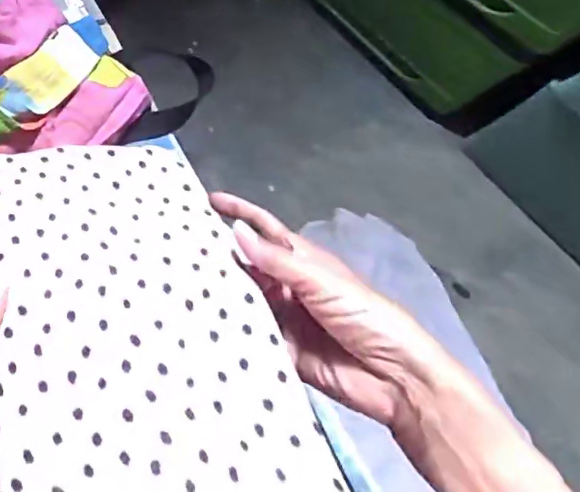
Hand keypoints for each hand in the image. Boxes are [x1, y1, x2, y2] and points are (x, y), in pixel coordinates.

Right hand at [212, 193, 570, 491]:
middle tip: (183, 248)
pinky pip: (253, 336)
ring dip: (224, 294)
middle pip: (248, 264)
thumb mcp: (320, 280)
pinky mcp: (284, 350)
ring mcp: (285, 316)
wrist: (397, 379)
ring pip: (246, 299)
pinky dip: (235, 331)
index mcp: (300, 259)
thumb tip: (234, 230)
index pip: (263, 228)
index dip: (239, 212)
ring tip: (185, 285)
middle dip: (221, 256)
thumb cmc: (365, 314)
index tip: (207, 200)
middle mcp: (289, 284)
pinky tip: (207, 325)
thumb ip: (275, 259)